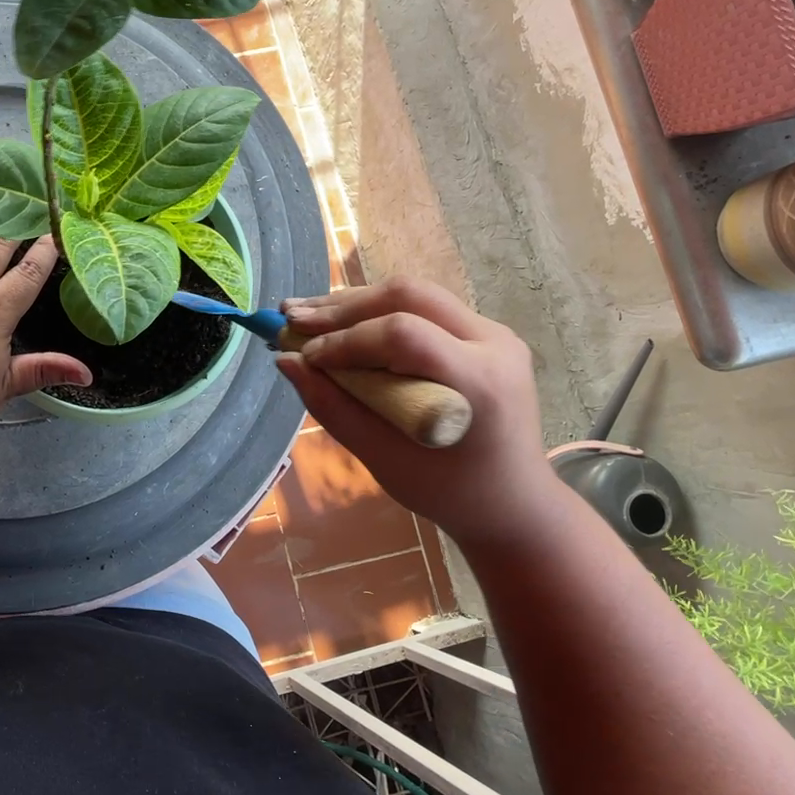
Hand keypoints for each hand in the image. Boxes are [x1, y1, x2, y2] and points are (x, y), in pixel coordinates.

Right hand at [274, 278, 560, 547]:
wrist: (510, 500)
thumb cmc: (446, 490)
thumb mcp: (382, 458)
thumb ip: (333, 406)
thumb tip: (285, 361)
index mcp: (479, 382)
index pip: (404, 334)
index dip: (345, 339)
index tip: (303, 356)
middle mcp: (494, 343)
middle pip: (408, 296)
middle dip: (342, 307)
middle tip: (290, 317)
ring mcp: (492, 333)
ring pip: (412, 294)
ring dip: (353, 303)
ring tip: (302, 315)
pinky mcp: (480, 333)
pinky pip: (421, 308)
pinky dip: (373, 312)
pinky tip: (337, 323)